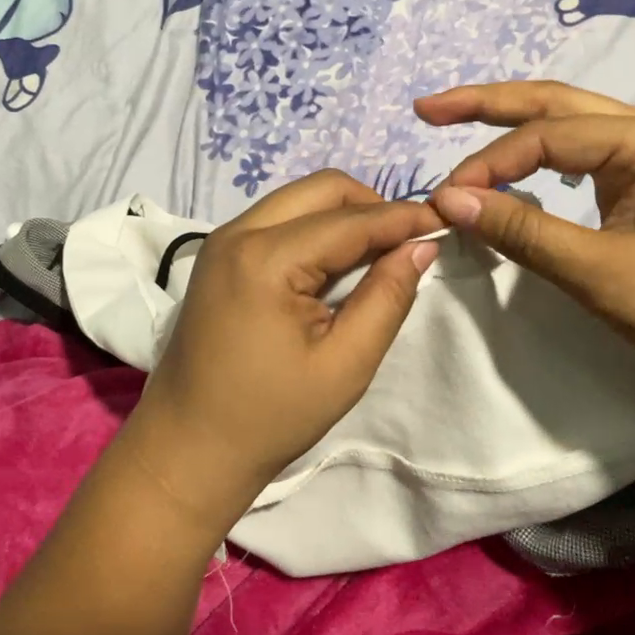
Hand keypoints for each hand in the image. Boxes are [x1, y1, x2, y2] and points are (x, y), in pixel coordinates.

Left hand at [124, 170, 443, 523]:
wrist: (188, 445)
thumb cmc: (270, 415)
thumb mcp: (344, 364)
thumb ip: (387, 297)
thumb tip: (421, 246)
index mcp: (265, 258)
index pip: (350, 221)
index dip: (402, 219)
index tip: (445, 224)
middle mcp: (238, 233)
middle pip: (320, 188)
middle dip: (371, 206)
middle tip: (408, 242)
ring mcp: (221, 240)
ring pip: (297, 199)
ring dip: (342, 216)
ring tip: (378, 254)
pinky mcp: (217, 255)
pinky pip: (276, 219)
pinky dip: (313, 228)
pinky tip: (336, 264)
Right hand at [415, 82, 634, 393]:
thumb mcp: (597, 270)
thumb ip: (519, 229)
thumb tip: (444, 199)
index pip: (549, 136)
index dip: (489, 163)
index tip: (444, 200)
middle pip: (561, 107)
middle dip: (490, 106)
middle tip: (427, 109)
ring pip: (576, 132)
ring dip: (518, 129)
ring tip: (459, 121)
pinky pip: (593, 162)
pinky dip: (547, 162)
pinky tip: (523, 166)